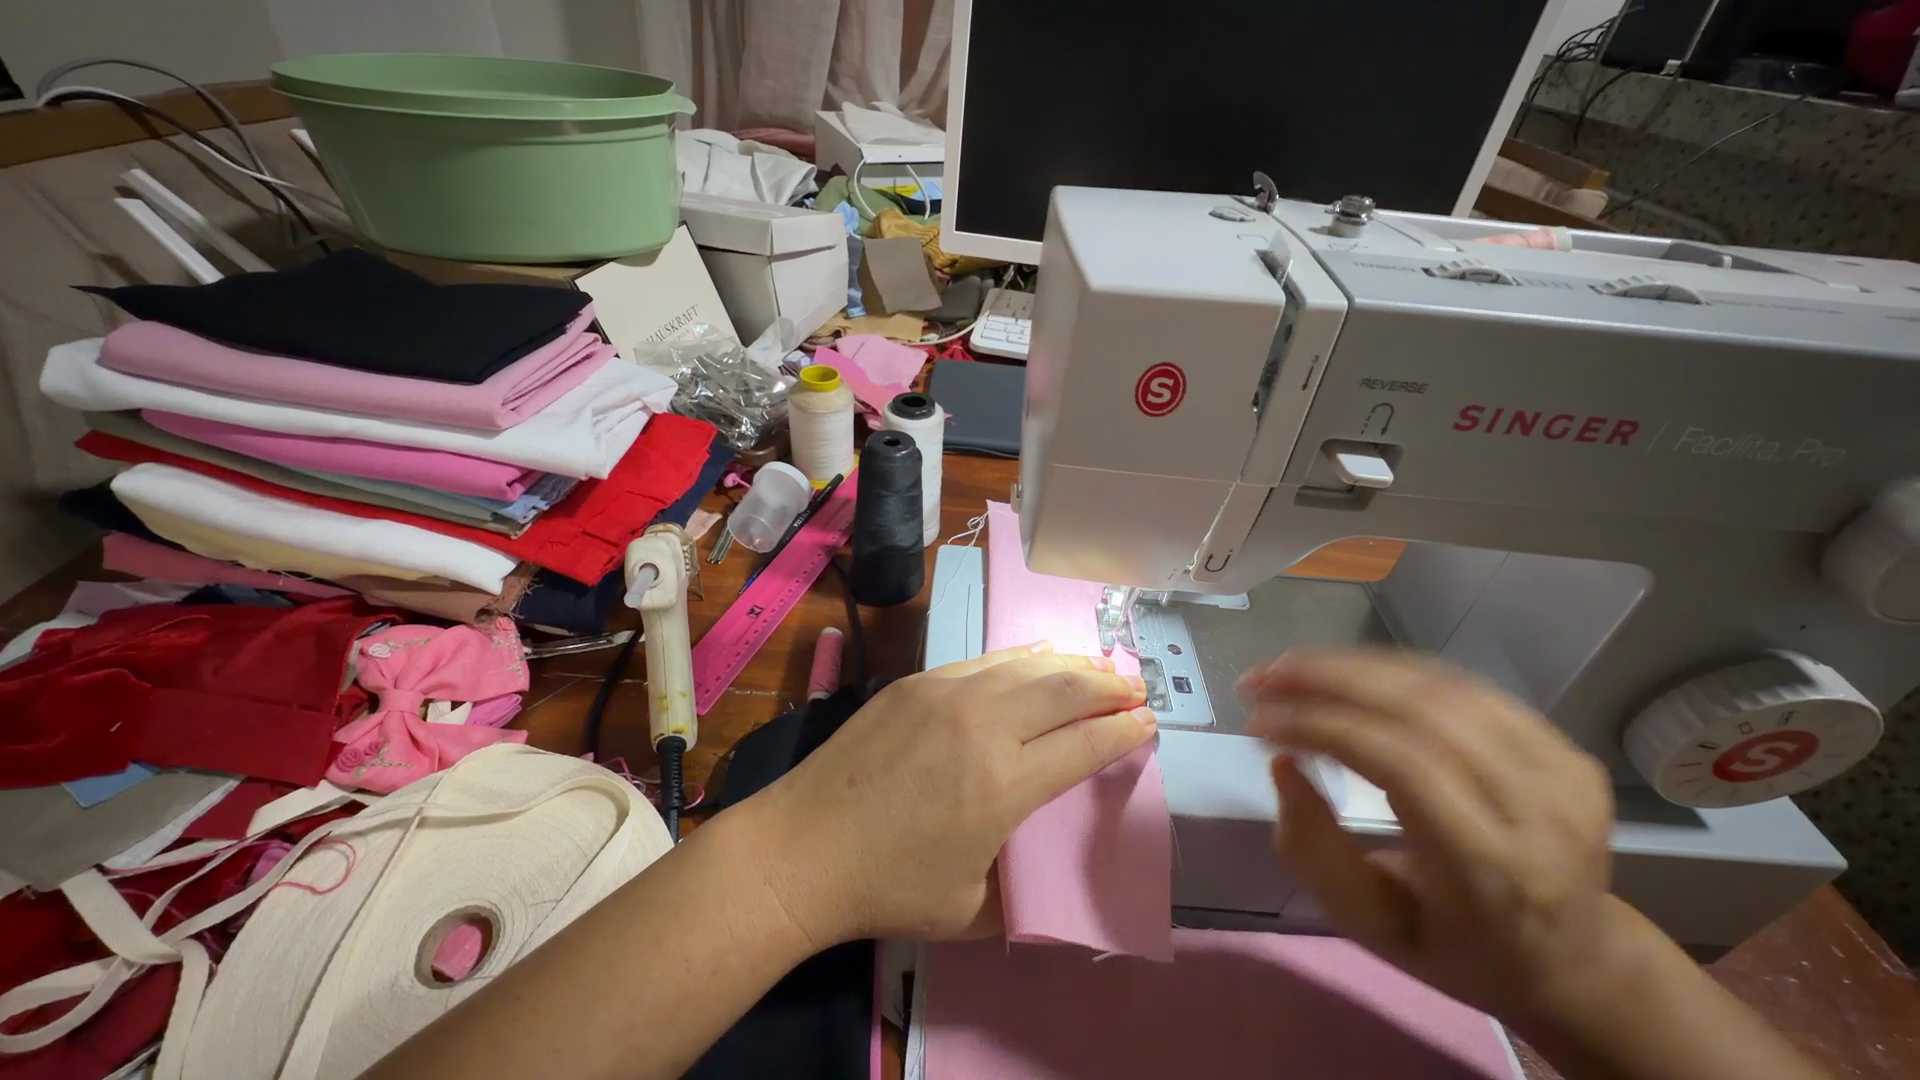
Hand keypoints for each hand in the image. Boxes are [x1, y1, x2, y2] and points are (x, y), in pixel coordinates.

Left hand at [745, 642, 1155, 946]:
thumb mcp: (970, 911)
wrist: (800, 850)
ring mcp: (945, 694)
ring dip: (1072, 664)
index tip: (1150, 723)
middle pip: (1067, 690)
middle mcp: (983, 727)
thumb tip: (1041, 856)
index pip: (1086, 745)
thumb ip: (1021, 883)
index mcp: (1004, 785)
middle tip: (1137, 689)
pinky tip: (1039, 656)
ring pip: (1027, 665)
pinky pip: (984, 661)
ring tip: (1100, 667)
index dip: (1126, 732)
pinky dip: (1023, 658)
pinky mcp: (915, 683)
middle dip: (1112, 687)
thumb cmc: (886, 889)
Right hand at [1242, 648, 1635, 1026]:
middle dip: (1329, 681)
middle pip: (1424, 711)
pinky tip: (1346, 674)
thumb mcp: (1368, 926)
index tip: (1255, 723)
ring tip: (1290, 669)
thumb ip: (1314, 851)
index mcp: (1494, 870)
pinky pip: (1466, 688)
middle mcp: (1542, 810)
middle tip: (1262, 678)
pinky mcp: (1566, 748)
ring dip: (1354, 667)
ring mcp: (1563, 771)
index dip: (1322, 728)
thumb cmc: (1454, 950)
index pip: (1403, 766)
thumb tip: (1283, 762)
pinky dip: (1393, 672)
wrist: (1574, 963)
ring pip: (1444, 688)